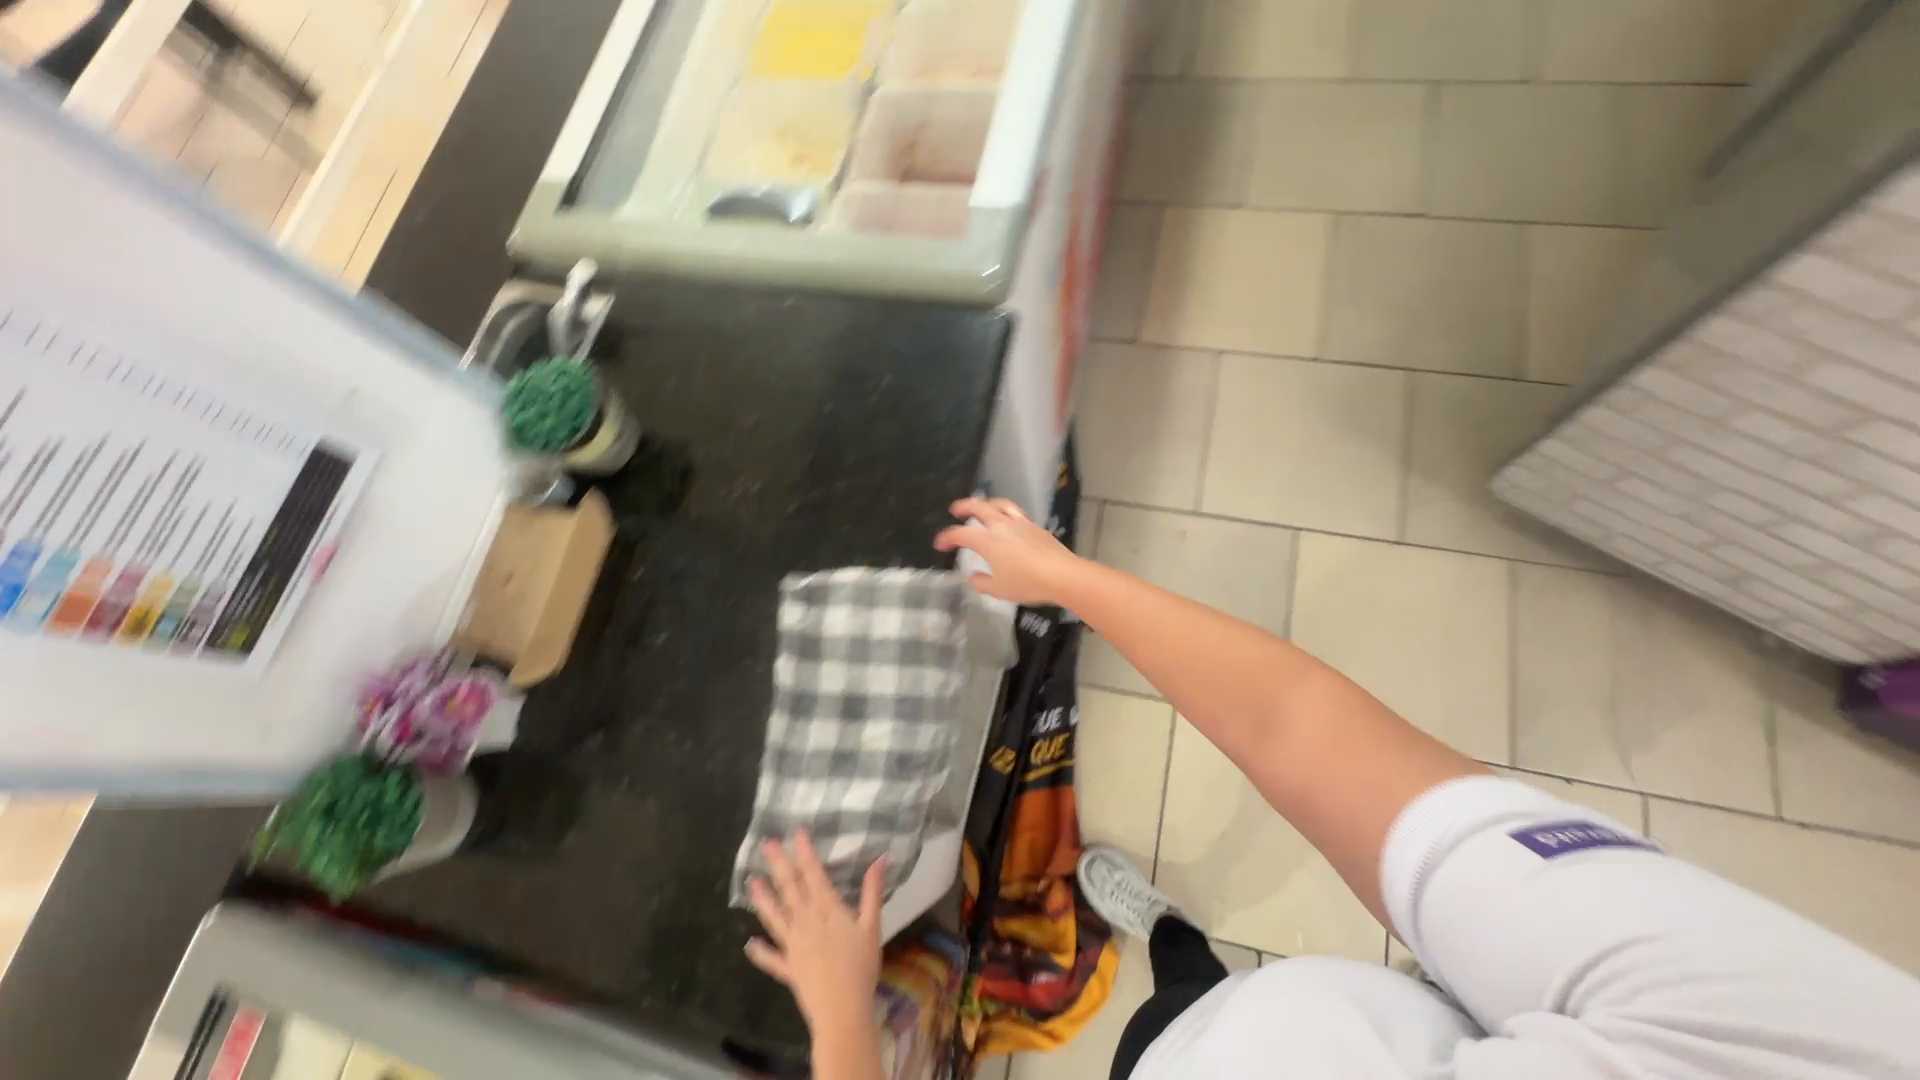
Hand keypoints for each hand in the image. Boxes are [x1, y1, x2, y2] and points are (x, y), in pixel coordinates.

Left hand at [745, 832, 884, 1041]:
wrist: (842, 1009)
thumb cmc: (861, 966)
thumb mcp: (873, 925)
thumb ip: (873, 891)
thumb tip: (881, 858)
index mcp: (827, 909)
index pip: (813, 874)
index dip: (805, 852)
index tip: (797, 832)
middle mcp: (805, 922)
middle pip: (790, 888)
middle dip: (779, 864)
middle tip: (766, 844)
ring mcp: (793, 945)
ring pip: (775, 916)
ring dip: (763, 898)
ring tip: (751, 881)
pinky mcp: (787, 967)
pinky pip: (770, 958)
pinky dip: (760, 951)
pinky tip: (749, 944)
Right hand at [934, 496, 1086, 605]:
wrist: (1062, 575)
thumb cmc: (1027, 584)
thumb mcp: (999, 590)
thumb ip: (981, 582)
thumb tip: (972, 576)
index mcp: (988, 542)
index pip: (960, 534)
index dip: (946, 537)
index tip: (939, 544)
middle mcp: (1001, 526)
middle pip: (978, 507)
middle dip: (964, 506)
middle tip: (956, 510)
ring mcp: (1020, 523)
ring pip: (999, 504)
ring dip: (986, 503)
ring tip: (982, 507)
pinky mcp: (1035, 526)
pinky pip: (1015, 512)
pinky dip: (1004, 511)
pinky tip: (1007, 520)